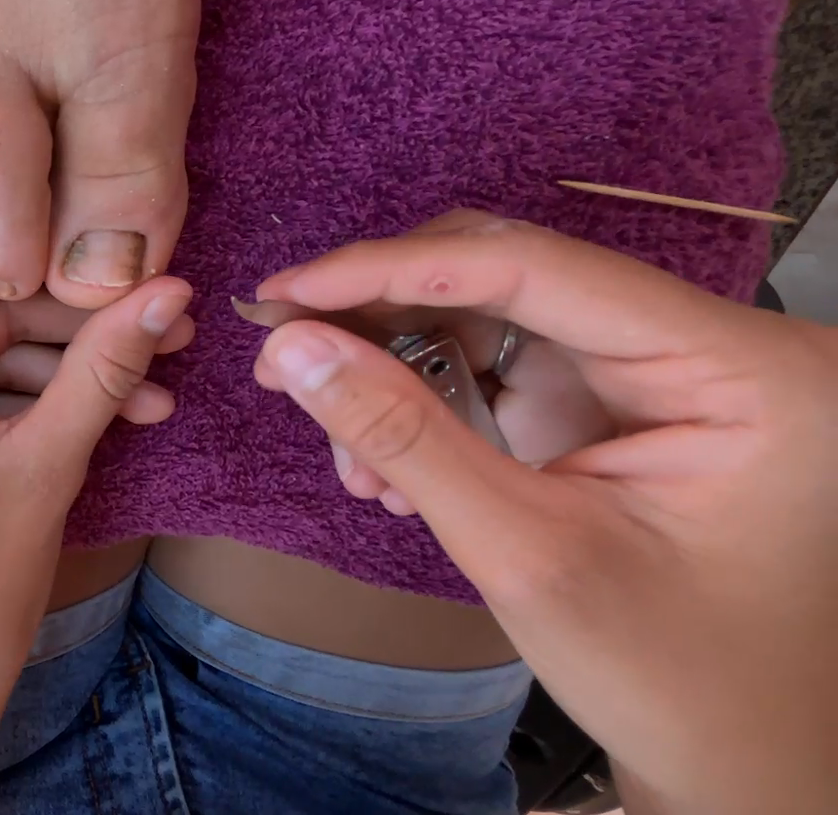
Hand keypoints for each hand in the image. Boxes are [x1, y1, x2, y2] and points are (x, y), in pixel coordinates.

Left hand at [0, 260, 193, 811]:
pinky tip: (94, 411)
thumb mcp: (47, 463)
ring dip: (55, 373)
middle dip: (69, 336)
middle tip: (161, 336)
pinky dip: (18, 399)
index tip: (131, 285)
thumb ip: (106, 366)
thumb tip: (169, 292)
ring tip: (146, 391)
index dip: (55, 279)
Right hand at [252, 211, 837, 813]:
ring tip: (350, 456)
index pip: (530, 269)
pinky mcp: (604, 393)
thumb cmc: (665, 671)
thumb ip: (400, 435)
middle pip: (494, 275)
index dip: (387, 270)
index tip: (282, 295)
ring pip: (470, 316)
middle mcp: (699, 340)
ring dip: (386, 371)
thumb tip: (289, 347)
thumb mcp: (517, 549)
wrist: (734, 750)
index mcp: (737, 368)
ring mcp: (649, 364)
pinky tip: (386, 468)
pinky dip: (412, 404)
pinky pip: (477, 362)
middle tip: (284, 358)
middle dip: (375, 317)